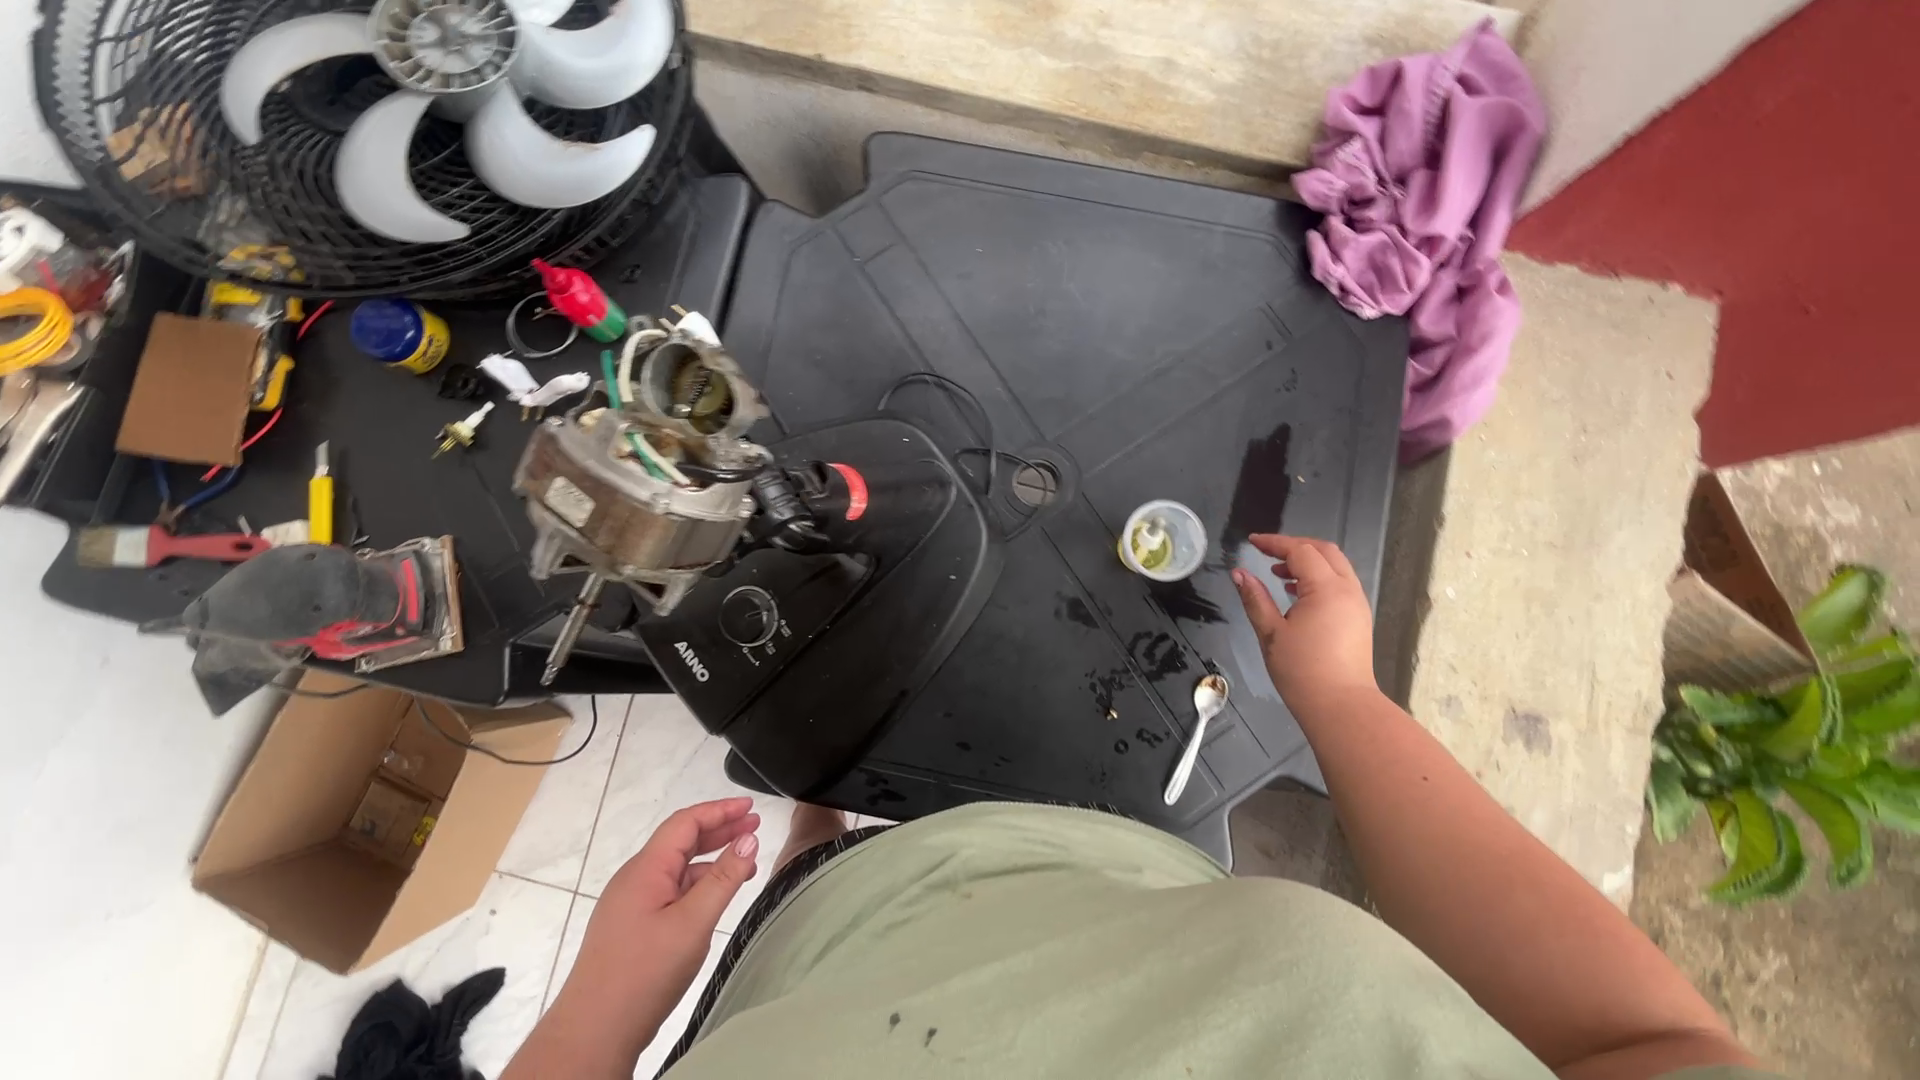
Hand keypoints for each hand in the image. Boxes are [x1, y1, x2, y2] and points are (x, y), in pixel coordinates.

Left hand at [567, 798, 760, 1024]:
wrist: (593, 1032)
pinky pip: (671, 892)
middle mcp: (636, 879)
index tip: (751, 807)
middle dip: (719, 830)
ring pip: (677, 869)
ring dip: (711, 860)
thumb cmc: (645, 972)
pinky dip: (698, 885)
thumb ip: (724, 878)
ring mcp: (632, 904)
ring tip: (746, 863)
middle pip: (680, 841)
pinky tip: (716, 898)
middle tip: (755, 826)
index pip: (685, 822)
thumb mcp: (694, 922)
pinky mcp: (633, 927)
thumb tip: (749, 838)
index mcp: (646, 869)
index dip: (720, 810)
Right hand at [1231, 534, 1378, 711]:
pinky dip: (1319, 578)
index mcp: (1326, 589)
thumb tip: (1239, 574)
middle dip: (1295, 546)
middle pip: (1324, 551)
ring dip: (1308, 562)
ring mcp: (1357, 604)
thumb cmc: (1302, 670)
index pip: (1300, 551)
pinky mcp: (1358, 618)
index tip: (1252, 542)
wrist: (1340, 706)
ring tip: (1278, 573)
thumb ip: (1255, 598)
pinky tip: (1296, 593)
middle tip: (1266, 552)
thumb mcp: (1270, 632)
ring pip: (1335, 566)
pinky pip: (1340, 583)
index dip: (1275, 543)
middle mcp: (1348, 590)